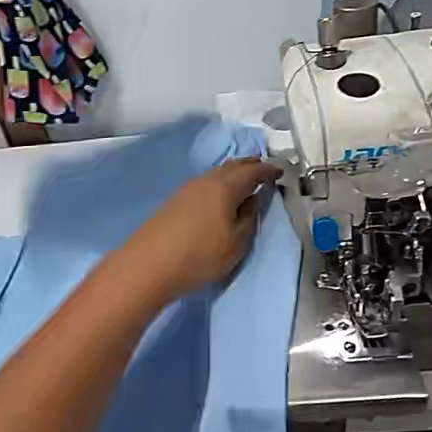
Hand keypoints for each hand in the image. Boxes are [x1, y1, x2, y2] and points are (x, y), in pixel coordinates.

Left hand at [109, 158, 280, 304]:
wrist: (149, 265)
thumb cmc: (200, 255)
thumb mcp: (237, 243)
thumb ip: (249, 218)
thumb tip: (253, 200)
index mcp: (225, 186)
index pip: (252, 171)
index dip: (268, 170)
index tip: (281, 171)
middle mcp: (206, 180)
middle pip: (232, 166)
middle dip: (250, 166)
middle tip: (264, 170)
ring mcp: (188, 188)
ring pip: (217, 174)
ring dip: (233, 174)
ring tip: (244, 182)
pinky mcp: (175, 200)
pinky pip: (205, 183)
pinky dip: (219, 183)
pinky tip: (220, 196)